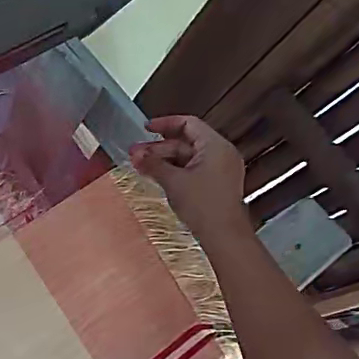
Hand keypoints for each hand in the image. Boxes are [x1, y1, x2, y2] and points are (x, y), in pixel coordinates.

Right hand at [128, 115, 250, 239]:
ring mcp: (220, 169)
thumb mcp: (173, 181)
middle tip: (136, 154)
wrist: (222, 234)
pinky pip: (193, 169)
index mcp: (215, 146)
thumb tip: (137, 155)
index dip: (165, 124)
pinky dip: (175, 171)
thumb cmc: (205, 207)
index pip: (189, 123)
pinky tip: (157, 176)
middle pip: (185, 142)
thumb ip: (153, 164)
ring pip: (187, 157)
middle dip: (158, 148)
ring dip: (164, 160)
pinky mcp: (216, 183)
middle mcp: (221, 154)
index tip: (147, 128)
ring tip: (142, 166)